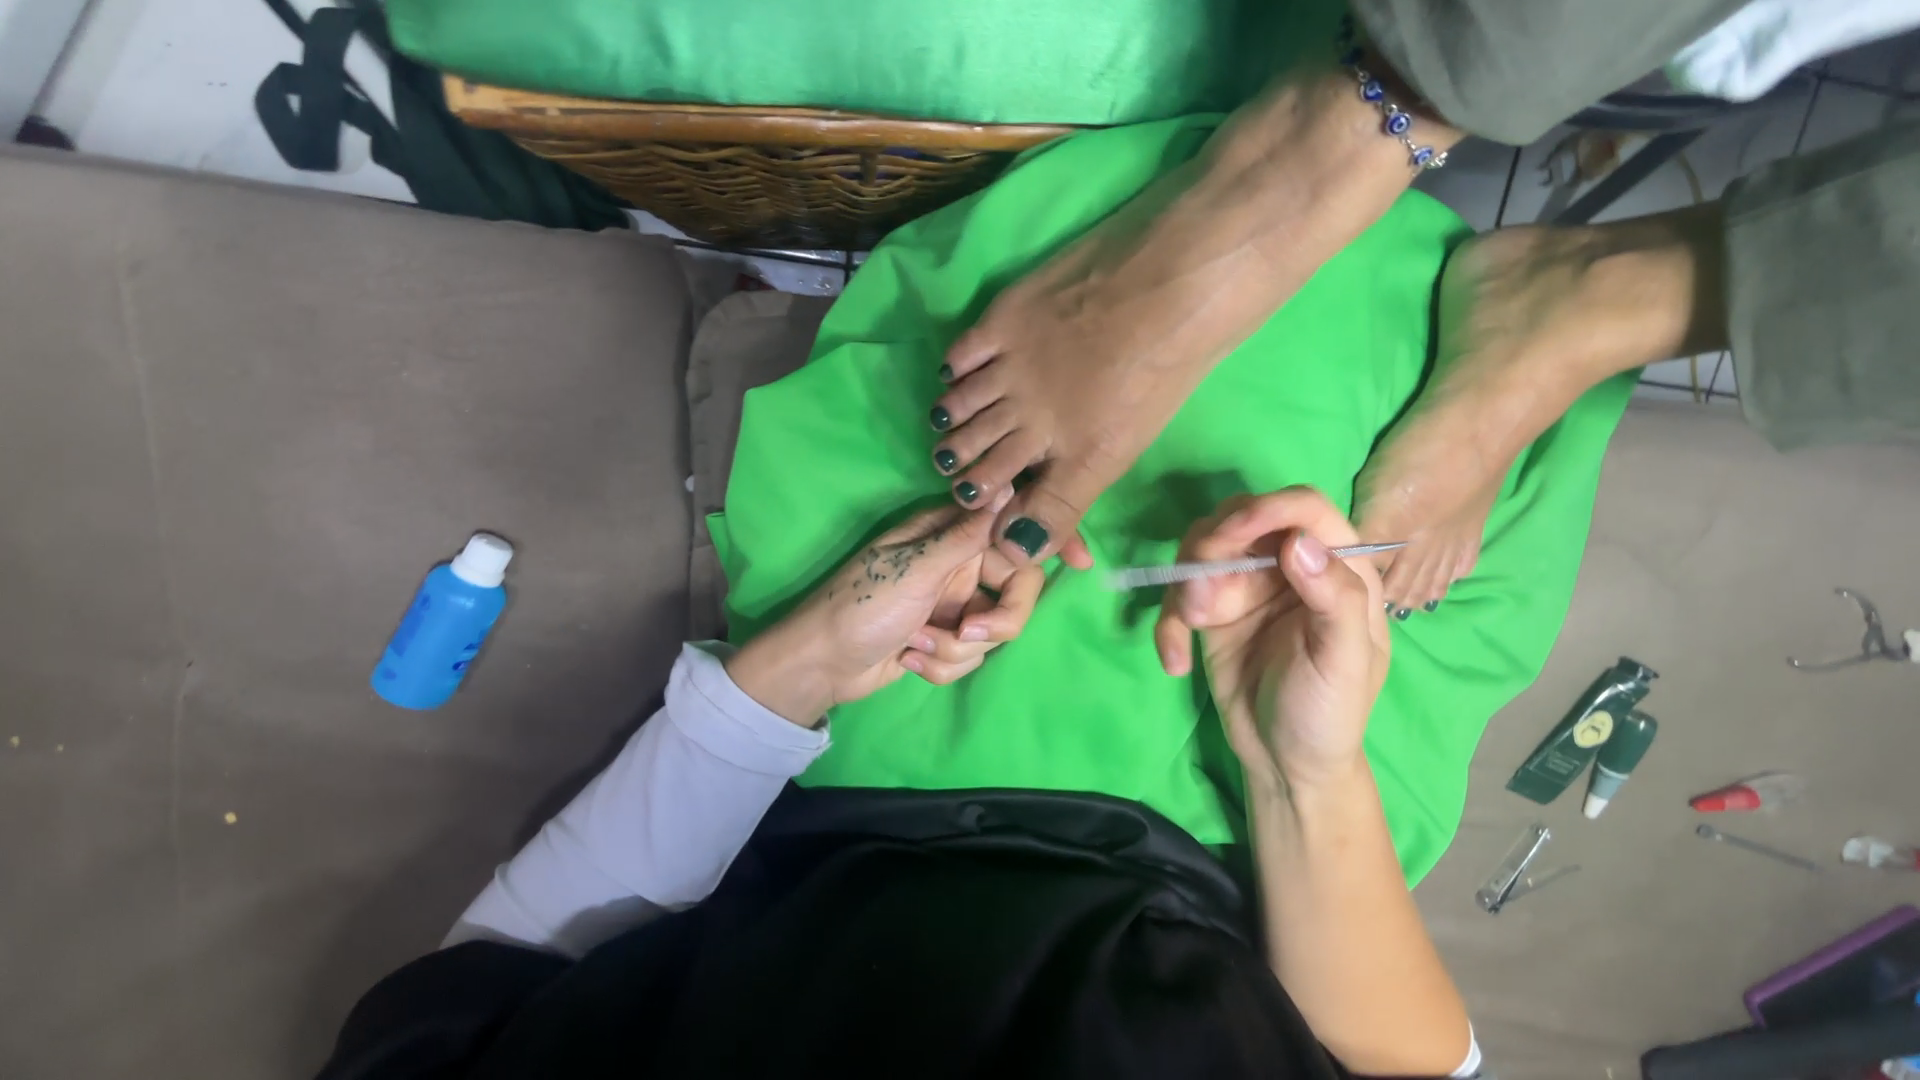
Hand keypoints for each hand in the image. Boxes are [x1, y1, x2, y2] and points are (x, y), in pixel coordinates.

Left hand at [726, 506, 1044, 725]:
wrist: (820, 666)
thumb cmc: (861, 606)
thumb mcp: (916, 569)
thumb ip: (966, 535)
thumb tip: (1005, 486)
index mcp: (949, 537)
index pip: (1013, 530)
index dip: (1049, 540)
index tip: (1083, 561)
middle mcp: (957, 567)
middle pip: (1016, 591)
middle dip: (995, 620)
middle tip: (969, 631)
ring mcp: (952, 606)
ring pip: (993, 630)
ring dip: (956, 648)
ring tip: (915, 647)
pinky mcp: (944, 641)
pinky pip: (971, 656)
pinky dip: (941, 664)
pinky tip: (908, 661)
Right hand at [1154, 487, 1389, 791]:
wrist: (1285, 764)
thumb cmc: (1329, 713)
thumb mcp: (1343, 662)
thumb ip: (1333, 598)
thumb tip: (1297, 542)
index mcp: (1339, 568)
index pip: (1305, 508)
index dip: (1267, 508)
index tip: (1230, 534)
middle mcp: (1289, 567)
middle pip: (1242, 519)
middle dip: (1212, 548)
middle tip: (1201, 596)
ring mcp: (1247, 587)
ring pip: (1201, 548)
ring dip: (1186, 583)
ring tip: (1193, 627)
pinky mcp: (1212, 611)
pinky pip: (1177, 595)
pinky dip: (1167, 624)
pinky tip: (1174, 661)